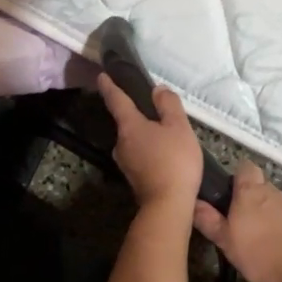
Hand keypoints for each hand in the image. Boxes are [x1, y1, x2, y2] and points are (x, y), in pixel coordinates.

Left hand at [99, 74, 202, 210]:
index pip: (116, 100)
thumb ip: (168, 105)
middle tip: (158, 113)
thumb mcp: (179, 128)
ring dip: (146, 137)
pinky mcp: (133, 179)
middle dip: (138, 117)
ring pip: (134, 142)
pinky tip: (165, 156)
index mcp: (129, 127)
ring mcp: (125, 163)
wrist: (168, 205)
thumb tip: (157, 90)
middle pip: (127, 124)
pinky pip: (140, 157)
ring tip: (167, 137)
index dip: (109, 86)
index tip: (102, 76)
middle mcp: (120, 144)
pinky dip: (150, 152)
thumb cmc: (174, 161)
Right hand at [191, 162, 281, 281]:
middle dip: (248, 195)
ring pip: (272, 200)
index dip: (236, 175)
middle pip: (258, 184)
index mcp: (250, 192)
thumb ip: (208, 220)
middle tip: (236, 217)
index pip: (245, 166)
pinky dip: (278, 223)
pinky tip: (273, 242)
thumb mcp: (225, 241)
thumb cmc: (258, 254)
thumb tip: (193, 202)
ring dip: (263, 210)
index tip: (227, 191)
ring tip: (255, 233)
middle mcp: (271, 192)